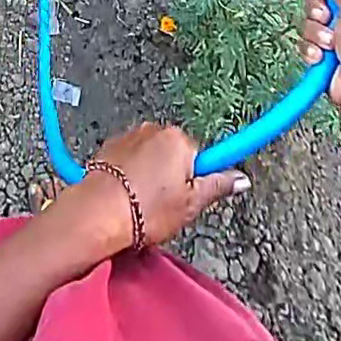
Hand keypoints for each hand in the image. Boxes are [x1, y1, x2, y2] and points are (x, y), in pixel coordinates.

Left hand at [59, 123, 248, 254]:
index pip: (199, 155)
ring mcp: (131, 134)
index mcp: (179, 140)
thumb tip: (243, 178)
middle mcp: (155, 128)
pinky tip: (126, 196)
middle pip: (174, 153)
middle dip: (172, 177)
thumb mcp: (190, 204)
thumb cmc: (146, 210)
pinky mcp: (111, 145)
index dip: (195, 179)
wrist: (98, 211)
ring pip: (151, 155)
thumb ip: (218, 186)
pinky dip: (130, 172)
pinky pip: (130, 158)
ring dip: (150, 173)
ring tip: (141, 204)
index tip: (187, 194)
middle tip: (165, 207)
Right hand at [300, 0, 340, 116]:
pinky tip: (323, 57)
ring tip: (331, 43)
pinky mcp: (326, 56)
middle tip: (326, 16)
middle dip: (321, 8)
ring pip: (314, 22)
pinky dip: (313, 50)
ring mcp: (340, 39)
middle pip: (328, 0)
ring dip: (317, 32)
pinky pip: (308, 43)